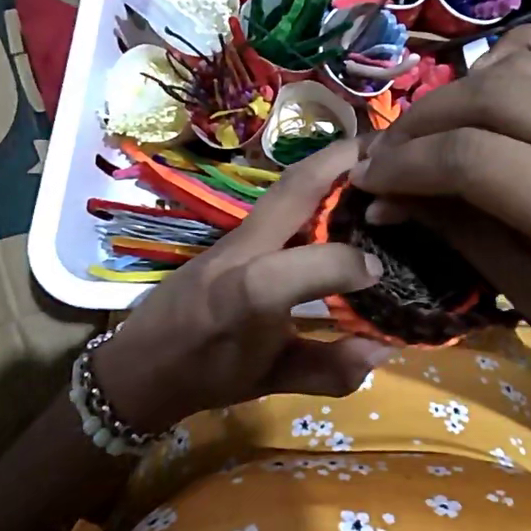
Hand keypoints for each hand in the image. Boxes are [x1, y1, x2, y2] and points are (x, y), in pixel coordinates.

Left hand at [92, 140, 393, 432]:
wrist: (139, 362)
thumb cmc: (204, 375)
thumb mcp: (270, 383)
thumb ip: (330, 368)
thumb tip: (387, 346)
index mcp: (244, 298)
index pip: (304, 266)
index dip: (348, 265)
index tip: (380, 271)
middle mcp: (239, 252)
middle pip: (294, 189)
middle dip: (345, 160)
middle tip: (391, 147)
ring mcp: (235, 234)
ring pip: (286, 184)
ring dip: (330, 164)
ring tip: (373, 158)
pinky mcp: (234, 231)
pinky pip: (281, 197)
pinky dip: (316, 181)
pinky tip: (340, 187)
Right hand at [350, 24, 530, 371]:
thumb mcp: (524, 287)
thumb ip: (453, 226)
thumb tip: (382, 191)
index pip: (478, 159)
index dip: (410, 162)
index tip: (369, 174)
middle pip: (502, 97)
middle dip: (430, 117)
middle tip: (393, 146)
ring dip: (467, 88)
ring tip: (435, 122)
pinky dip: (527, 52)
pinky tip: (495, 78)